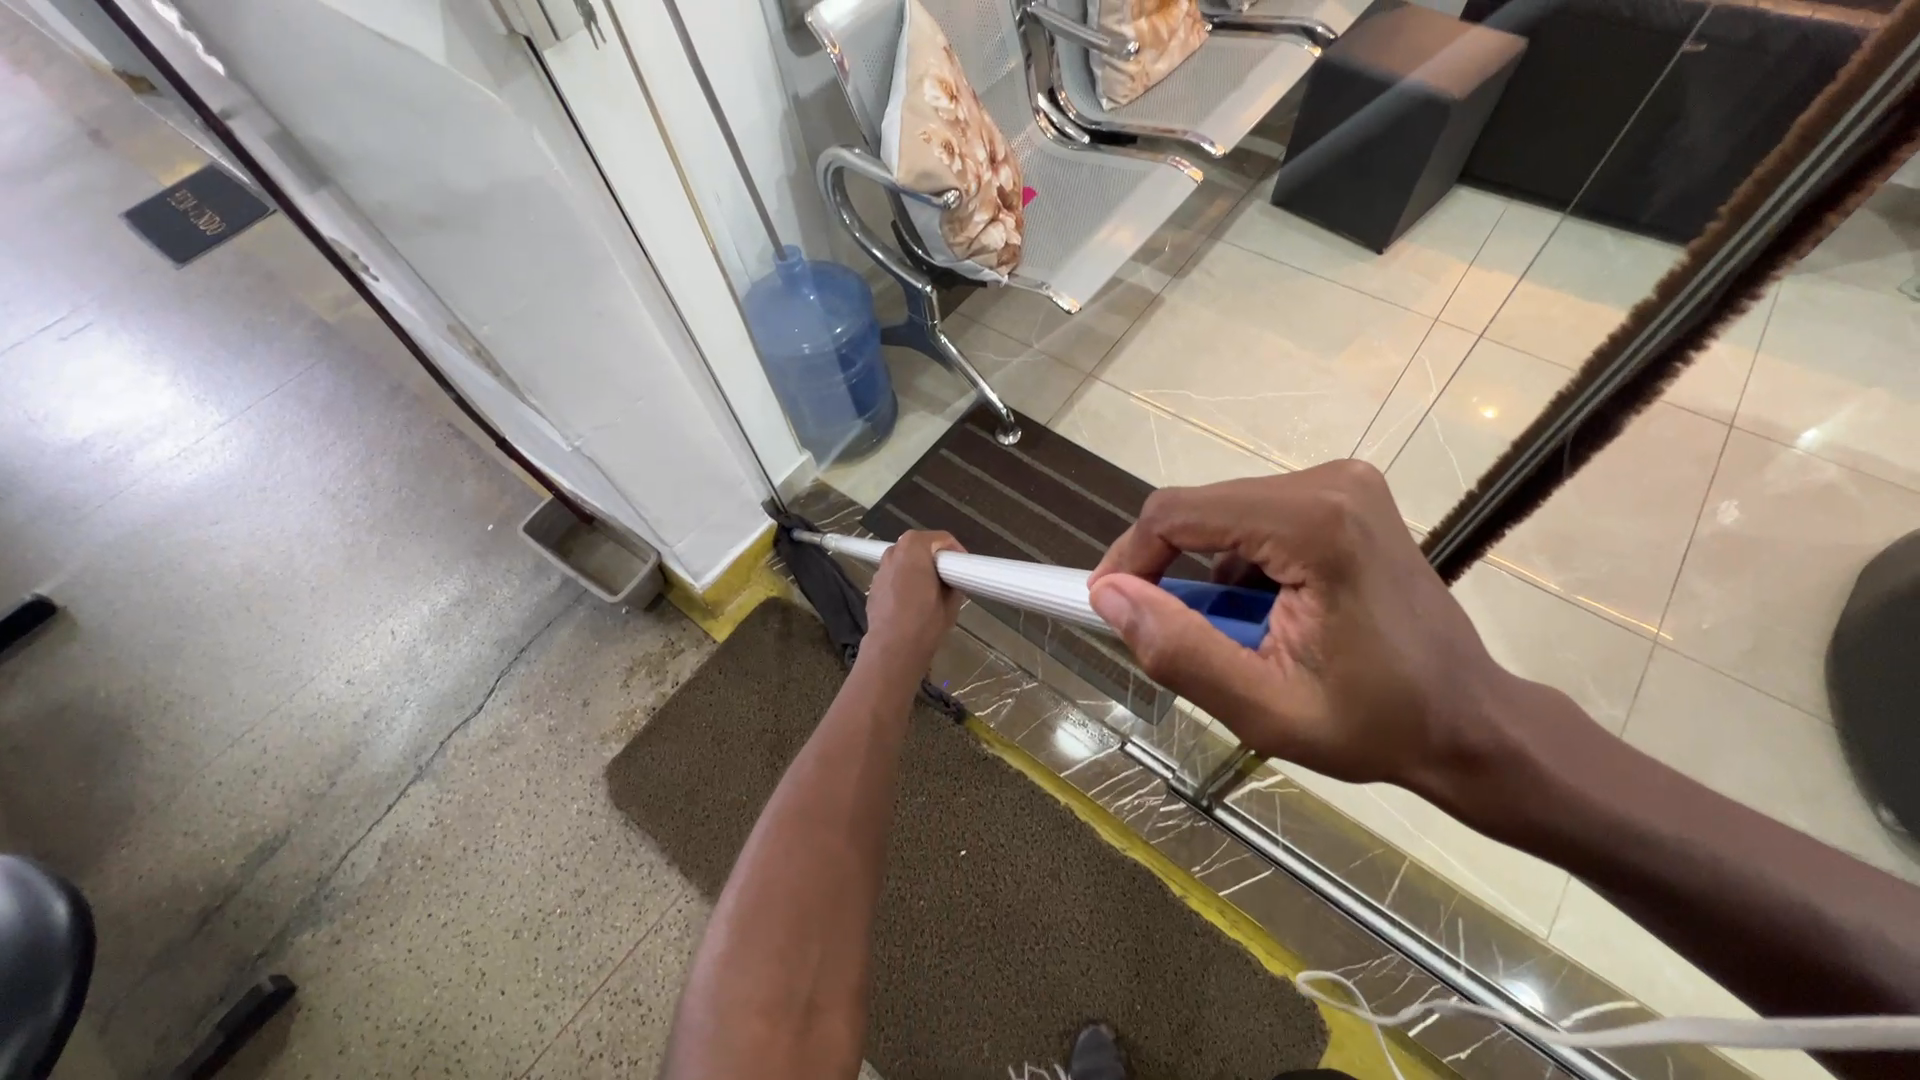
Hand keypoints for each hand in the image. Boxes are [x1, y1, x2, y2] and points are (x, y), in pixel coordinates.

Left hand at [862, 531, 966, 671]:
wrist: (893, 648)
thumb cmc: (926, 621)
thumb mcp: (951, 601)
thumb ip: (952, 581)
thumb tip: (950, 579)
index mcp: (914, 549)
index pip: (939, 538)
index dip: (954, 549)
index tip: (962, 565)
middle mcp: (893, 553)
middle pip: (917, 545)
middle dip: (933, 555)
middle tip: (947, 572)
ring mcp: (880, 570)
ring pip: (903, 560)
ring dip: (916, 567)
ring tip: (929, 586)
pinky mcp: (873, 587)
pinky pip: (893, 575)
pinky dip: (904, 580)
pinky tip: (912, 599)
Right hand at [1086, 461, 1565, 808]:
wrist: (1469, 721)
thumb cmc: (1377, 725)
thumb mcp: (1264, 709)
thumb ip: (1179, 651)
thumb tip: (1107, 597)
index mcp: (1315, 525)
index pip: (1177, 514)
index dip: (1128, 558)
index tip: (1105, 607)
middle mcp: (1329, 483)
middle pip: (1198, 509)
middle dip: (1164, 571)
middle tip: (1161, 634)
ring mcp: (1343, 485)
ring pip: (1221, 514)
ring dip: (1202, 574)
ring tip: (1226, 637)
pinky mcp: (1346, 498)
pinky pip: (1254, 520)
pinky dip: (1236, 566)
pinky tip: (1261, 616)